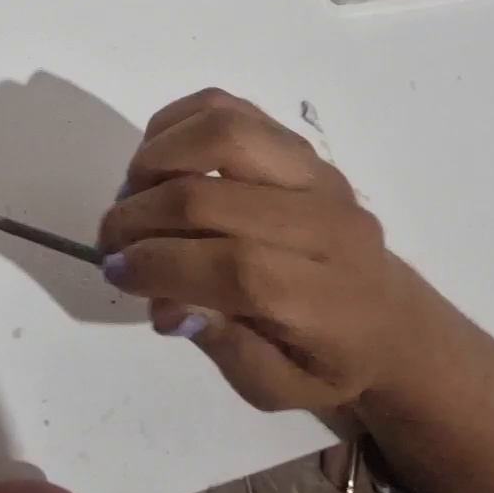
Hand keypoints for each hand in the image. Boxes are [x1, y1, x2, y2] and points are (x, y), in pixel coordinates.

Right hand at [95, 89, 426, 411]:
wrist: (383, 315)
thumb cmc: (323, 358)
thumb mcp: (275, 386)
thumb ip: (221, 347)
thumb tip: (165, 303)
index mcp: (330, 298)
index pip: (234, 269)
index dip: (158, 266)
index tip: (116, 272)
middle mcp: (328, 224)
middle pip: (210, 197)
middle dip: (138, 218)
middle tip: (110, 239)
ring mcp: (313, 170)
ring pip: (221, 132)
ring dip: (154, 160)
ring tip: (134, 193)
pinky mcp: (292, 140)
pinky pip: (223, 106)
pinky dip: (172, 124)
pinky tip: (156, 161)